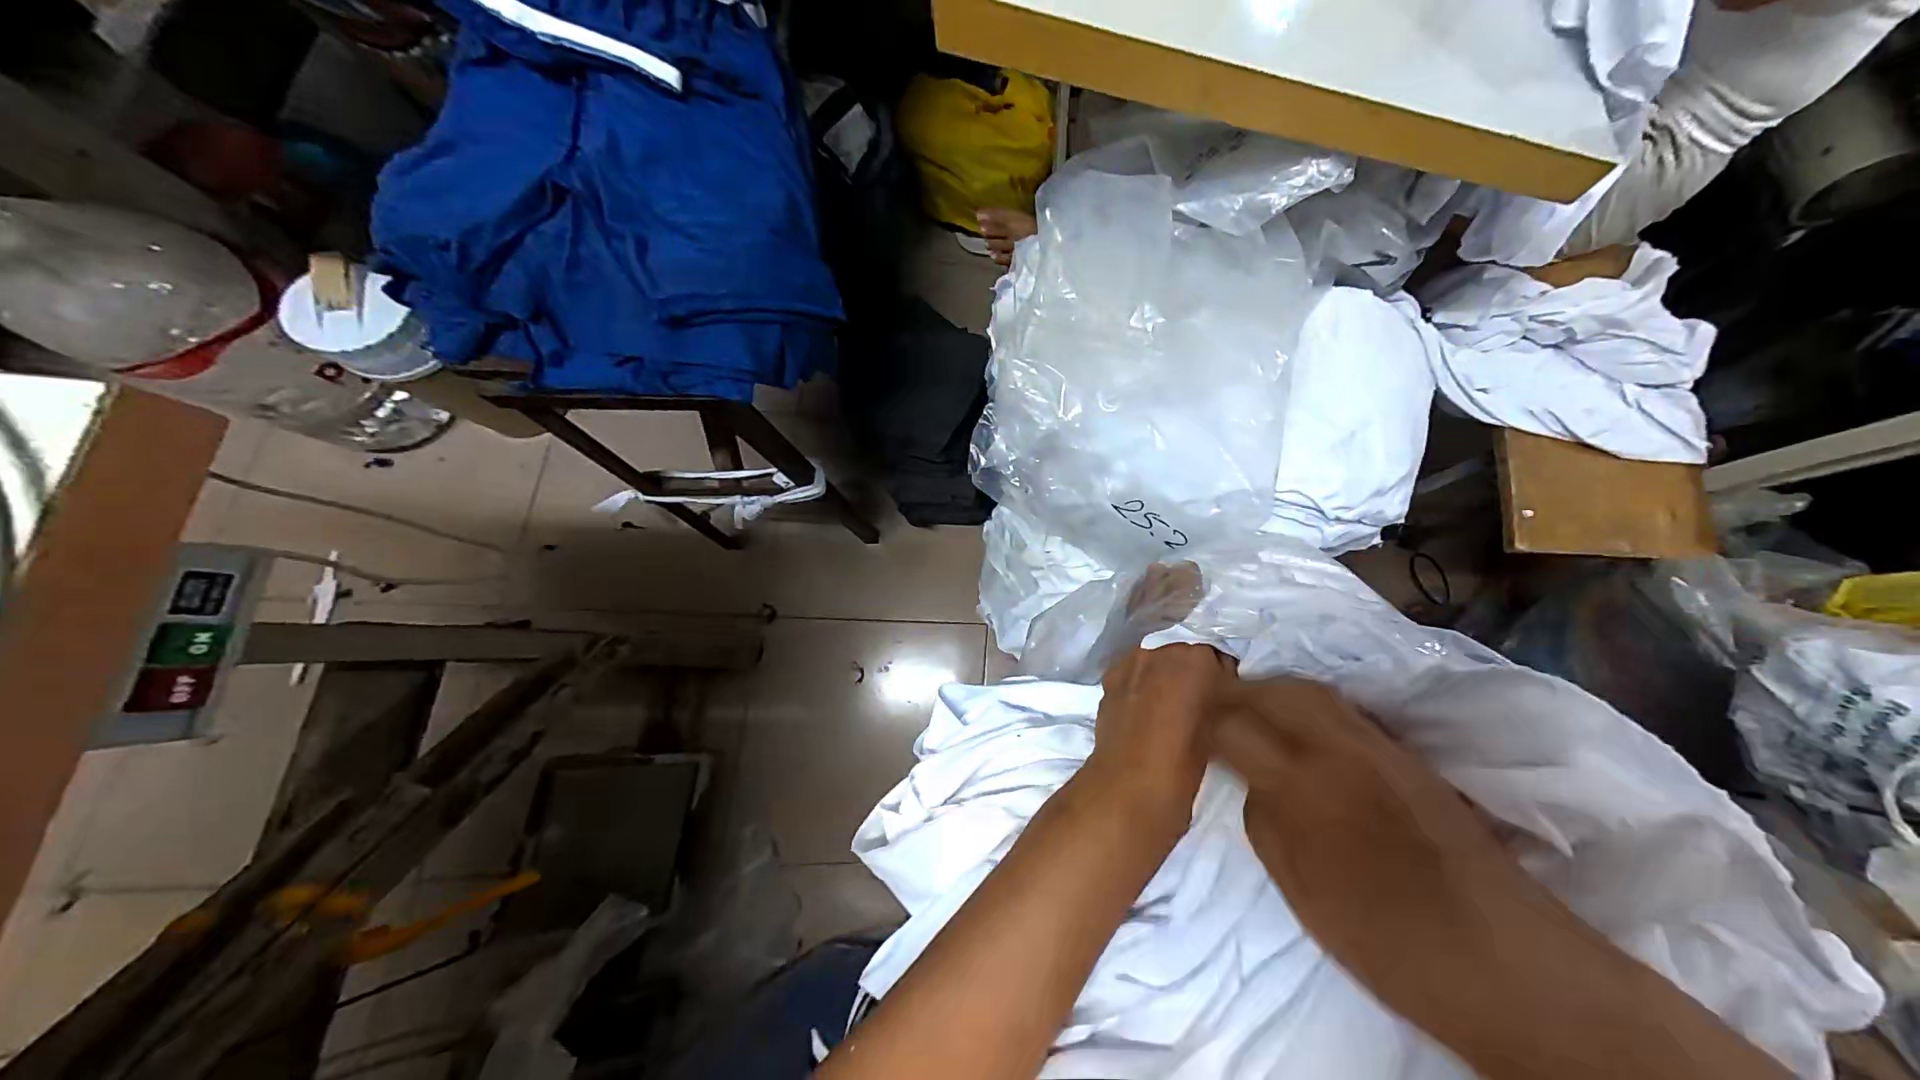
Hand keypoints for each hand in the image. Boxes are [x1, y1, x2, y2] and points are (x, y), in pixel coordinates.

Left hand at [1082, 644, 1236, 833]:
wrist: (1130, 784)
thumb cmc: (1186, 761)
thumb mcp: (1218, 727)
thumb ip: (1217, 697)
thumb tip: (1213, 693)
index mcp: (1196, 659)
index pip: (1217, 656)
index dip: (1220, 677)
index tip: (1221, 697)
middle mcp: (1160, 651)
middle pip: (1181, 652)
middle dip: (1189, 671)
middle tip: (1195, 702)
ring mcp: (1129, 663)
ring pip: (1154, 661)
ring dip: (1162, 675)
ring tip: (1167, 707)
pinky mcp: (1108, 679)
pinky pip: (1131, 674)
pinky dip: (1139, 685)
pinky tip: (1143, 709)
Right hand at [1214, 678, 1594, 1045]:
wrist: (1503, 961)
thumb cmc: (1386, 941)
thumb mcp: (1299, 888)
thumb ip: (1263, 818)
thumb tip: (1250, 781)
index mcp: (1306, 783)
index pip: (1234, 724)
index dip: (1201, 722)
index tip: (1181, 731)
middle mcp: (1342, 748)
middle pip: (1276, 691)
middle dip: (1236, 693)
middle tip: (1209, 711)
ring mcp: (1381, 748)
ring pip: (1312, 691)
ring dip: (1271, 692)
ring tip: (1247, 714)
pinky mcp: (1407, 756)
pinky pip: (1342, 710)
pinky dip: (1305, 707)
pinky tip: (1295, 731)